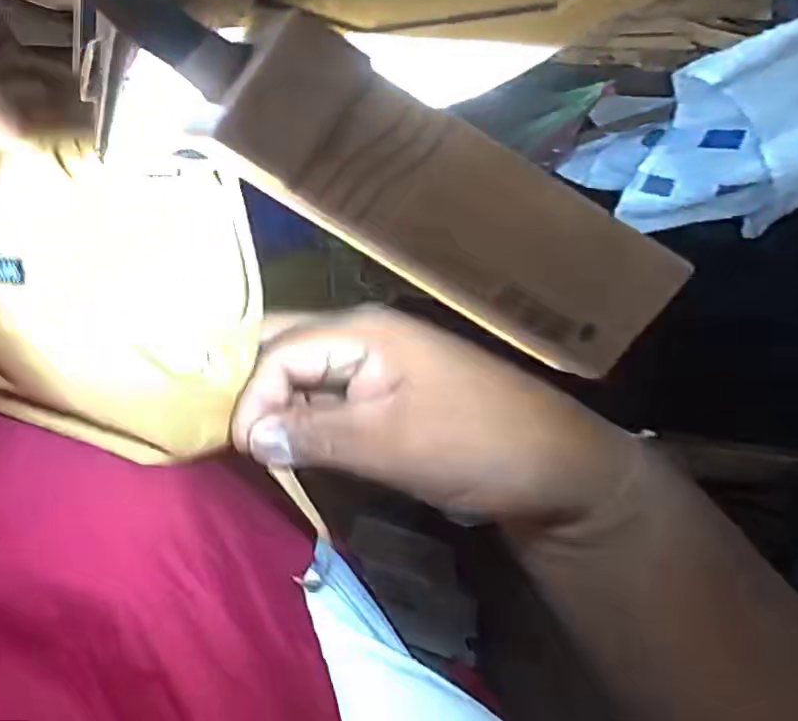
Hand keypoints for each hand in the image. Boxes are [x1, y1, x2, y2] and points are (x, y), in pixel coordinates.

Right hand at [231, 307, 645, 538]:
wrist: (564, 468)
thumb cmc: (477, 446)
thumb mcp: (390, 445)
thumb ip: (314, 435)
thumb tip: (251, 438)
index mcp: (359, 329)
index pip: (280, 351)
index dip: (252, 395)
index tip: (242, 446)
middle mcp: (357, 330)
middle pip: (282, 345)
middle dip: (251, 385)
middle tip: (234, 431)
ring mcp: (369, 354)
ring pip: (299, 367)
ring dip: (274, 400)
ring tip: (256, 440)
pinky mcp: (379, 382)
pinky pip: (323, 387)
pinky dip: (301, 411)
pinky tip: (289, 437)